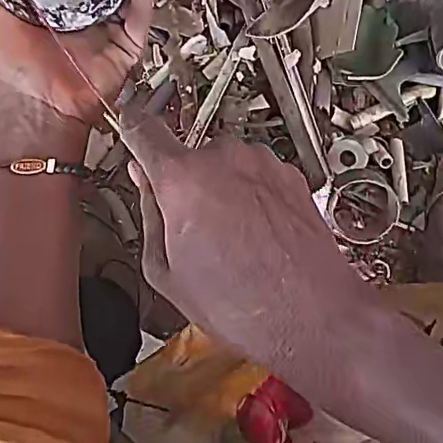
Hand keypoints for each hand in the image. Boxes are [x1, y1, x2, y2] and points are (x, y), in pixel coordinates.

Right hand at [124, 113, 375, 371]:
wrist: (313, 316)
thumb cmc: (243, 305)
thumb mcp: (166, 271)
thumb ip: (148, 213)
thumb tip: (144, 185)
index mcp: (182, 179)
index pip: (144, 130)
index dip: (132, 128)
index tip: (130, 125)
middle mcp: (224, 158)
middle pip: (188, 156)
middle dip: (185, 184)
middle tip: (192, 229)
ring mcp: (262, 163)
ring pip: (224, 165)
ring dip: (222, 190)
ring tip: (231, 240)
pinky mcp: (289, 174)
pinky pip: (256, 175)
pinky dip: (252, 196)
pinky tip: (256, 236)